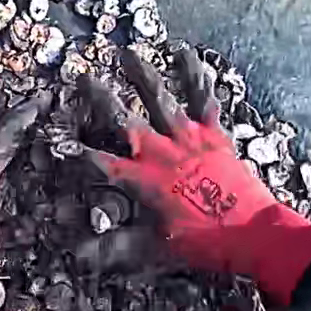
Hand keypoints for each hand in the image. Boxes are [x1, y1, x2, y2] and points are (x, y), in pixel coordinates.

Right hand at [80, 45, 310, 305]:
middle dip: (99, 97)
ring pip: (159, 98)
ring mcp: (187, 137)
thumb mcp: (155, 248)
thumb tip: (77, 258)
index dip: (74, 148)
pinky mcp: (214, 133)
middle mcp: (159, 151)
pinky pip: (203, 97)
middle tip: (83, 77)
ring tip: (127, 52)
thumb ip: (115, 248)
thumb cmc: (203, 242)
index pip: (98, 160)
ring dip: (141, 74)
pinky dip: (194, 74)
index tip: (54, 136)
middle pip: (122, 117)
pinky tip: (184, 52)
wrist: (255, 233)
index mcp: (141, 178)